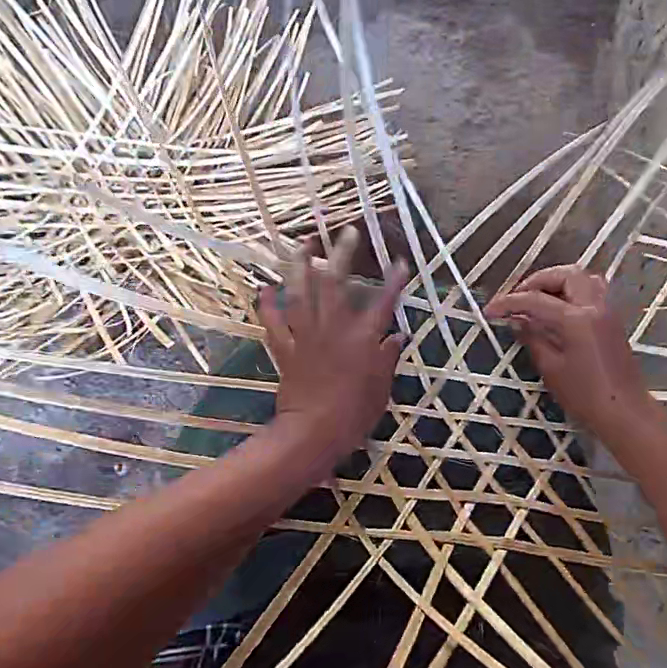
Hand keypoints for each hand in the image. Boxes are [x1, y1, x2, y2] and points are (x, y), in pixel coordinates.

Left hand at [258, 228, 408, 465]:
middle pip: (336, 284)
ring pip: (300, 294)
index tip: (401, 262)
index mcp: (362, 339)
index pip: (383, 303)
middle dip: (342, 255)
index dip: (394, 282)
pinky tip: (265, 288)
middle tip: (345, 233)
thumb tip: (398, 336)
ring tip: (301, 245)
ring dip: (300, 267)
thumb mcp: (381, 389)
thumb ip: (388, 358)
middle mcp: (333, 329)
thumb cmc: (354, 415)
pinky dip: (267, 305)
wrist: (313, 434)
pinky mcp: (286, 350)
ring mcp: (306, 337)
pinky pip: (273, 323)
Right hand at [484, 264, 657, 436]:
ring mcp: (607, 311)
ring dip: (557, 281)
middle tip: (517, 298)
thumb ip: (533, 339)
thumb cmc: (585, 396)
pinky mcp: (612, 321)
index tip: (490, 310)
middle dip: (537, 281)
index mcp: (577, 319)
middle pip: (565, 275)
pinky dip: (571, 290)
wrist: (624, 412)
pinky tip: (557, 309)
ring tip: (537, 298)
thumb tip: (518, 321)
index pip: (535, 300)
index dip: (509, 302)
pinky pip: (591, 291)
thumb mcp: (551, 369)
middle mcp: (595, 307)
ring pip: (582, 278)